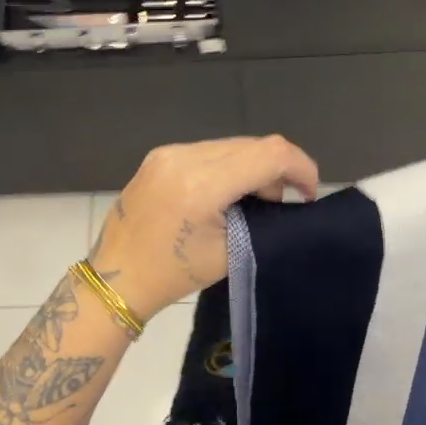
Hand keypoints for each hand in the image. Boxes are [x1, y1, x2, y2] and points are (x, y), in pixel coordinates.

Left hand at [89, 136, 319, 319]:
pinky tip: (223, 195)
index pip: (269, 154)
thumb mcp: (228, 254)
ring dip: (251, 168)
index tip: (309, 194)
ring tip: (249, 203)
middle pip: (252, 145)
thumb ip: (260, 220)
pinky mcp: (159, 156)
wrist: (117, 279)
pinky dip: (227, 168)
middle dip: (275, 171)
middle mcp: (183, 157)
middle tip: (277, 206)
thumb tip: (280, 197)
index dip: (301, 168)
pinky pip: (208, 151)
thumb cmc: (173, 276)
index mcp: (201, 186)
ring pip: (231, 145)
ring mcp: (167, 153)